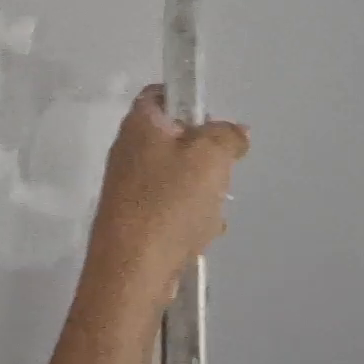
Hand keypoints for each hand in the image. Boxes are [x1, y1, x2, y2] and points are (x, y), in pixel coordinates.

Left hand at [84, 84, 248, 303]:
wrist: (133, 269)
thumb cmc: (169, 202)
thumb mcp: (210, 157)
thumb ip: (227, 136)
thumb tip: (235, 131)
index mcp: (139, 123)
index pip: (161, 94)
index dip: (189, 100)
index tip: (214, 124)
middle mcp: (128, 149)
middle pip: (177, 139)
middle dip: (206, 158)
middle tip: (218, 174)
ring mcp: (129, 185)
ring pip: (180, 177)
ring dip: (203, 194)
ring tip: (209, 211)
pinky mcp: (135, 217)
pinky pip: (172, 207)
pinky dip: (189, 219)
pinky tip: (199, 235)